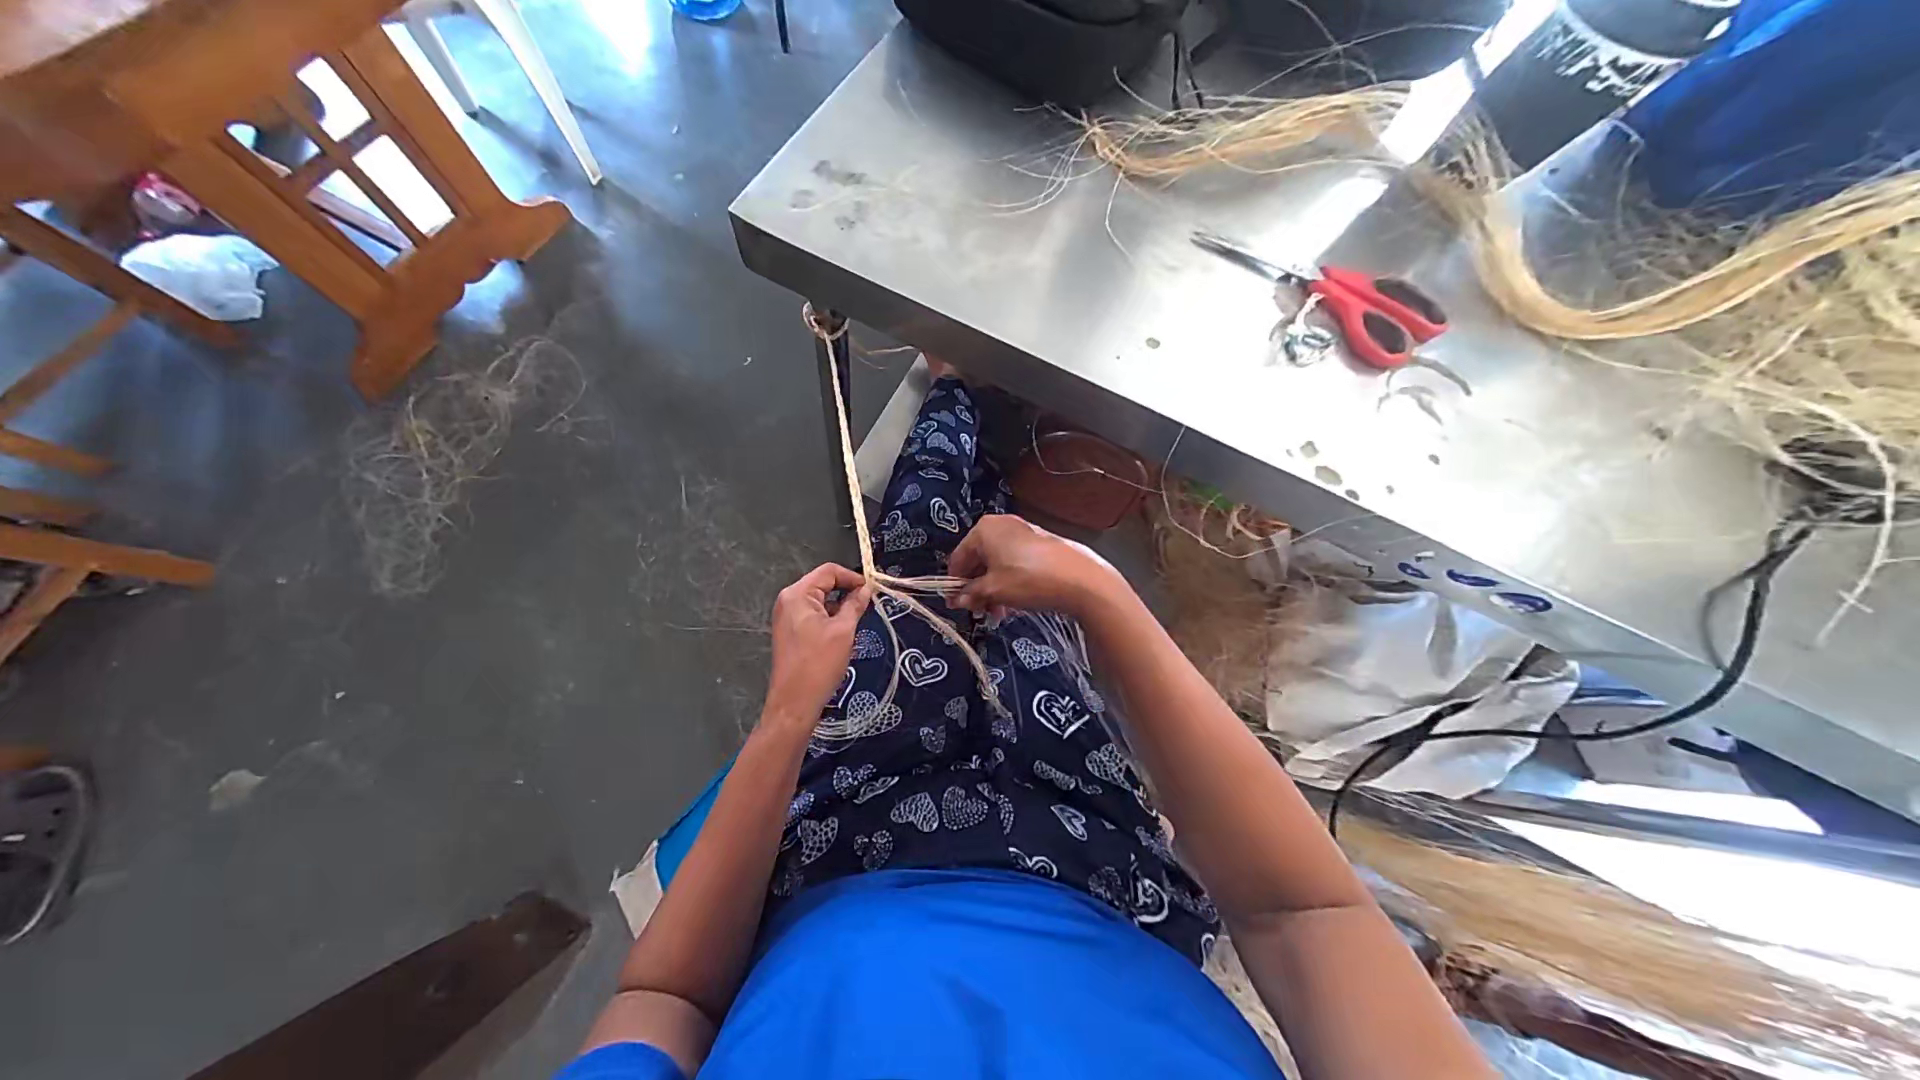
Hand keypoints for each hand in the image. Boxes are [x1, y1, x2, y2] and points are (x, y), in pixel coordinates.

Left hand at [764, 563, 870, 730]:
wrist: (795, 702)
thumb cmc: (818, 665)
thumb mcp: (844, 631)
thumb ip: (855, 605)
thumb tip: (865, 591)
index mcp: (798, 595)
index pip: (829, 571)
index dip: (852, 577)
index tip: (871, 589)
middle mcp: (788, 601)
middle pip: (823, 583)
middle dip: (846, 591)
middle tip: (867, 605)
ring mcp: (787, 616)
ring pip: (819, 600)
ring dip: (839, 606)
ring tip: (855, 622)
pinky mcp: (790, 630)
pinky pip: (813, 614)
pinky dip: (829, 617)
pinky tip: (841, 633)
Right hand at [948, 515, 1128, 619]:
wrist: (1080, 580)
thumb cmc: (1029, 579)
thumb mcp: (993, 590)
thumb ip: (970, 594)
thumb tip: (957, 599)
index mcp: (984, 529)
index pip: (958, 557)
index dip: (955, 584)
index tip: (956, 604)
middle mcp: (1002, 525)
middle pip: (979, 560)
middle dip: (977, 588)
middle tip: (980, 611)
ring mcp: (1023, 533)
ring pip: (997, 564)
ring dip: (993, 589)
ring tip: (999, 612)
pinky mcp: (1040, 545)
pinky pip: (1015, 564)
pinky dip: (1010, 582)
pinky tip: (1015, 603)